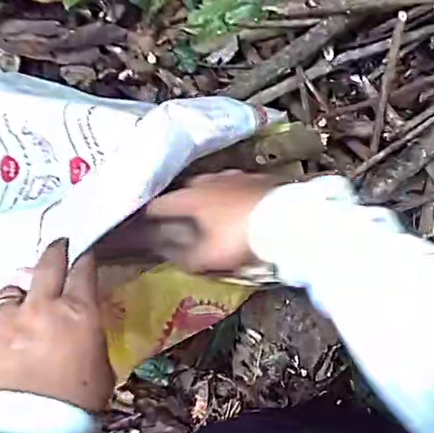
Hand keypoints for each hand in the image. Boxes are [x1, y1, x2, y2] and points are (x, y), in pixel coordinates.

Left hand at [0, 239, 112, 410]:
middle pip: (46, 266)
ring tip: (23, 301)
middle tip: (59, 244)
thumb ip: (91, 340)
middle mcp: (42, 308)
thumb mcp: (102, 366)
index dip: (86, 257)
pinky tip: (8, 339)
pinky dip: (3, 324)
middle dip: (55, 251)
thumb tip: (83, 334)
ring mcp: (7, 322)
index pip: (84, 270)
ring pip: (11, 292)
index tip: (87, 251)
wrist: (28, 427)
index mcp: (79, 312)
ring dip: (20, 293)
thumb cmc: (79, 399)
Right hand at [144, 170, 283, 273]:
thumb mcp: (210, 256)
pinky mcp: (261, 177)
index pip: (159, 204)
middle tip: (182, 218)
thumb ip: (187, 257)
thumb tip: (173, 257)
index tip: (145, 224)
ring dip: (212, 196)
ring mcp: (237, 175)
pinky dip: (237, 195)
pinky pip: (241, 186)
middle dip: (183, 203)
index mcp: (190, 197)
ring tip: (214, 211)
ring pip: (216, 184)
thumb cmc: (241, 237)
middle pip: (187, 189)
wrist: (288, 218)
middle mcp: (210, 180)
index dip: (149, 215)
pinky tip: (243, 206)